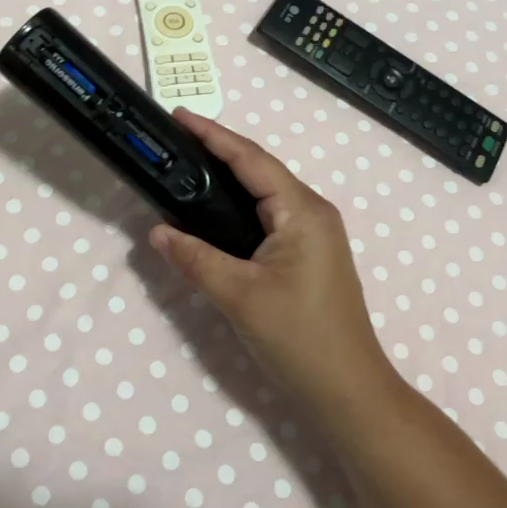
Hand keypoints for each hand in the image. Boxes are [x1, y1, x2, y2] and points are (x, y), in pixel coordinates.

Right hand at [149, 110, 399, 409]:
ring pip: (267, 191)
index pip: (252, 160)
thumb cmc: (299, 338)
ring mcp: (316, 233)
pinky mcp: (311, 253)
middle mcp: (314, 212)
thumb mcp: (239, 296)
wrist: (348, 390)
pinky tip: (219, 209)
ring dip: (232, 176)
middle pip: (261, 169)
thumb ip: (196, 259)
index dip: (214, 136)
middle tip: (179, 139)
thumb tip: (157, 232)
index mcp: (302, 211)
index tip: (181, 117)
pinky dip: (242, 203)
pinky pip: (272, 213)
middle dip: (220, 150)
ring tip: (192, 165)